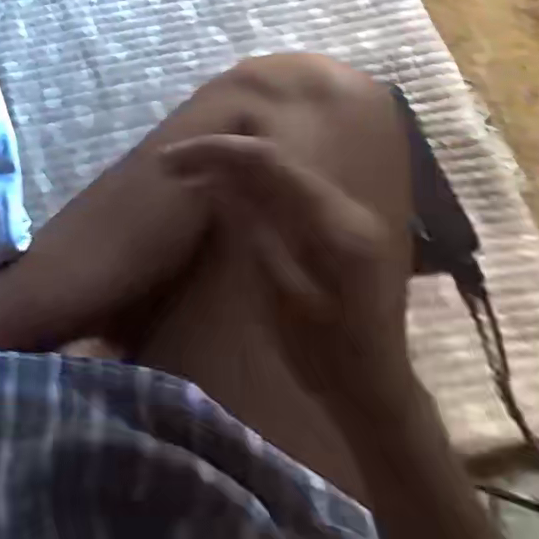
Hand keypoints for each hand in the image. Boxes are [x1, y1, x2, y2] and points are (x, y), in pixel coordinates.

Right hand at [164, 134, 413, 405]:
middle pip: (271, 159)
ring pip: (273, 170)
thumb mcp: (282, 295)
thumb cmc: (327, 353)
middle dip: (215, 153)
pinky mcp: (327, 227)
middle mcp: (343, 208)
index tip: (171, 159)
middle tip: (166, 164)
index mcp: (338, 224)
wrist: (373, 389)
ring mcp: (339, 216)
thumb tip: (211, 180)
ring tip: (179, 173)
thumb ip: (251, 231)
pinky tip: (210, 189)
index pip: (270, 160)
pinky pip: (279, 190)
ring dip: (224, 165)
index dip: (217, 150)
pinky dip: (241, 184)